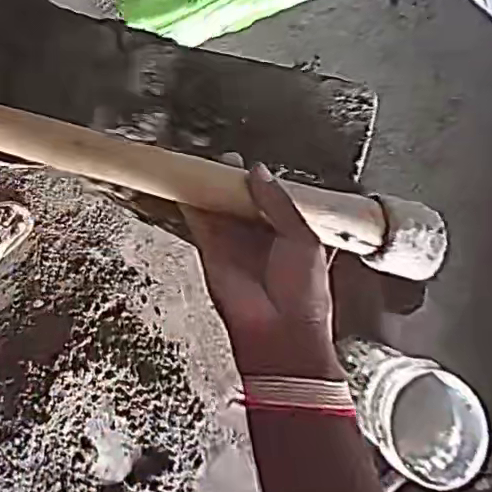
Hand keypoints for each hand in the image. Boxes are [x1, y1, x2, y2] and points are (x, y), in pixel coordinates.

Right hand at [183, 166, 340, 377]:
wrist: (280, 331)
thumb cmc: (305, 295)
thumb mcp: (303, 238)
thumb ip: (279, 202)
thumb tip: (259, 172)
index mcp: (289, 233)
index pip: (271, 200)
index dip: (261, 182)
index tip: (252, 165)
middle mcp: (259, 236)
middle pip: (240, 200)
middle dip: (233, 180)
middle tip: (227, 160)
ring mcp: (234, 242)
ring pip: (218, 206)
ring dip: (211, 187)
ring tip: (206, 165)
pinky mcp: (211, 248)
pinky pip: (198, 218)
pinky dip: (190, 201)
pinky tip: (186, 183)